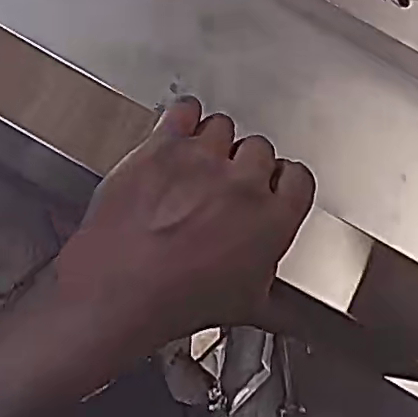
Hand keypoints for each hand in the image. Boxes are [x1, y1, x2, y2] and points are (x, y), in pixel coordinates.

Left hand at [47, 97, 315, 350]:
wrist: (119, 288)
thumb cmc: (176, 299)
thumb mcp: (245, 307)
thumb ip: (271, 286)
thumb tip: (280, 298)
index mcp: (272, 219)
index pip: (298, 178)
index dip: (284, 180)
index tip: (273, 184)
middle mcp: (242, 182)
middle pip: (260, 147)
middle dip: (245, 163)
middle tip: (228, 183)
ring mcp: (203, 159)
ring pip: (223, 126)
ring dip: (213, 142)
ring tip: (198, 162)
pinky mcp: (165, 144)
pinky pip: (186, 110)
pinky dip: (184, 116)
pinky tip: (180, 129)